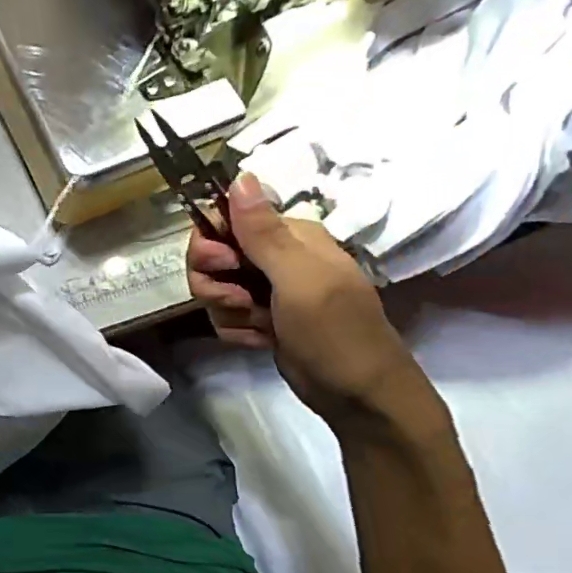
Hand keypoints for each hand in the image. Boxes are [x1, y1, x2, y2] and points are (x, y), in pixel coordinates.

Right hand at [187, 173, 421, 417]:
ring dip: (227, 311)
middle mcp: (274, 258)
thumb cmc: (336, 332)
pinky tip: (261, 341)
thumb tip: (240, 176)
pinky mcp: (262, 320)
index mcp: (290, 236)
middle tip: (241, 302)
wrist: (359, 396)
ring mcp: (267, 291)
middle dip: (215, 283)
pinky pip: (225, 317)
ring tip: (258, 325)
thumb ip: (264, 233)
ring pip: (214, 289)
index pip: (226, 219)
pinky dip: (237, 331)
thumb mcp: (300, 279)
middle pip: (212, 256)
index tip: (224, 266)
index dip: (213, 242)